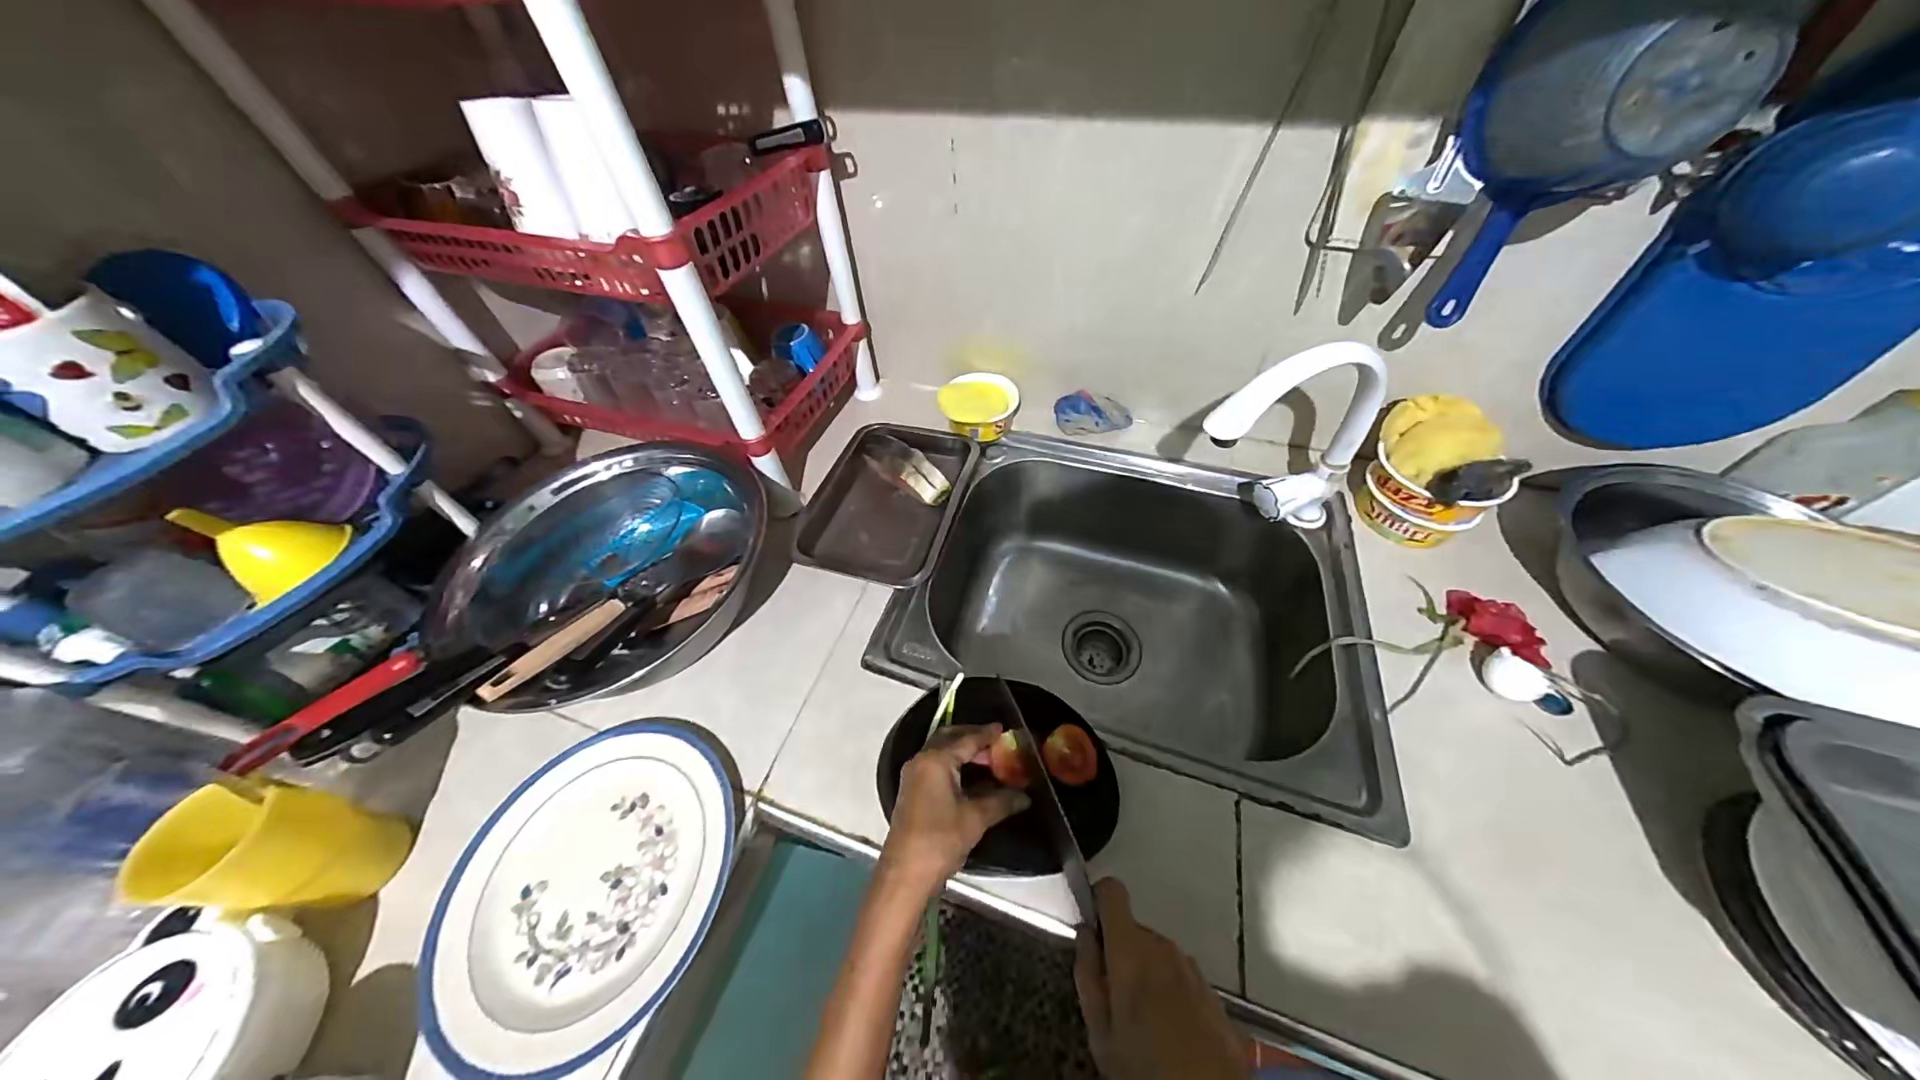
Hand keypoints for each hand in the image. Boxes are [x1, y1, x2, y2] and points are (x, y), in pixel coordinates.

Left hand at [881, 723, 1029, 890]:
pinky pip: (936, 767)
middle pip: (949, 739)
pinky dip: (954, 766)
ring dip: (963, 753)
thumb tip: (1024, 796)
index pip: (966, 739)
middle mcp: (921, 761)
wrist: (906, 874)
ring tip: (989, 760)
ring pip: (941, 753)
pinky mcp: (913, 792)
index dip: (987, 734)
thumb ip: (1002, 802)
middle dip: (972, 738)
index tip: (1004, 729)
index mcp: (935, 760)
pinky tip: (972, 779)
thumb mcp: (976, 818)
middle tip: (996, 743)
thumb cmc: (940, 840)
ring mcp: (914, 776)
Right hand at [1076, 878, 1248, 1079]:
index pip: (1112, 892)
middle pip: (1132, 930)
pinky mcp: (1210, 987)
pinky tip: (1169, 1029)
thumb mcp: (1100, 1031)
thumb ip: (1087, 974)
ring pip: (1155, 953)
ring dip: (1145, 973)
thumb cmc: (1147, 1069)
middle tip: (1115, 998)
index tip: (1092, 927)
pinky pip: (1177, 973)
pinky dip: (1168, 989)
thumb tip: (1085, 934)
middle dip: (1120, 953)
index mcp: (1130, 951)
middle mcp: (1162, 947)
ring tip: (1144, 1021)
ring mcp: (1190, 966)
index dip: (1098, 900)